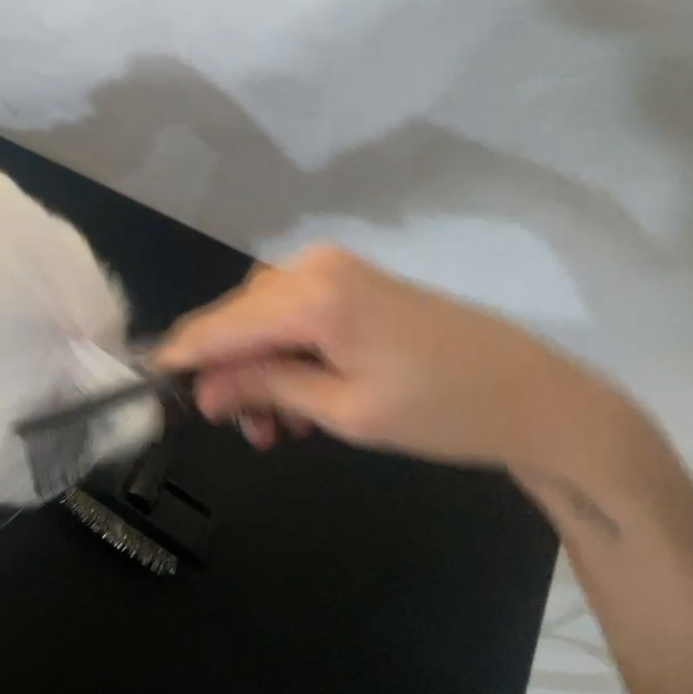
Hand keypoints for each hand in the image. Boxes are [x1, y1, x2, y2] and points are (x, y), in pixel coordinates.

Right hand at [150, 244, 631, 471]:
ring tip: (270, 425)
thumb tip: (200, 390)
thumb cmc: (446, 413)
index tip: (146, 384)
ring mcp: (333, 269)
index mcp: (313, 297)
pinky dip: (281, 353)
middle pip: (234, 319)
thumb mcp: (345, 411)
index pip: (218, 326)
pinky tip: (295, 397)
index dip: (179, 357)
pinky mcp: (350, 281)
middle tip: (231, 425)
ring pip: (257, 318)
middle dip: (223, 372)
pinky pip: (289, 313)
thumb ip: (263, 389)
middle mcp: (313, 268)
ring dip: (253, 368)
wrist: (546, 401)